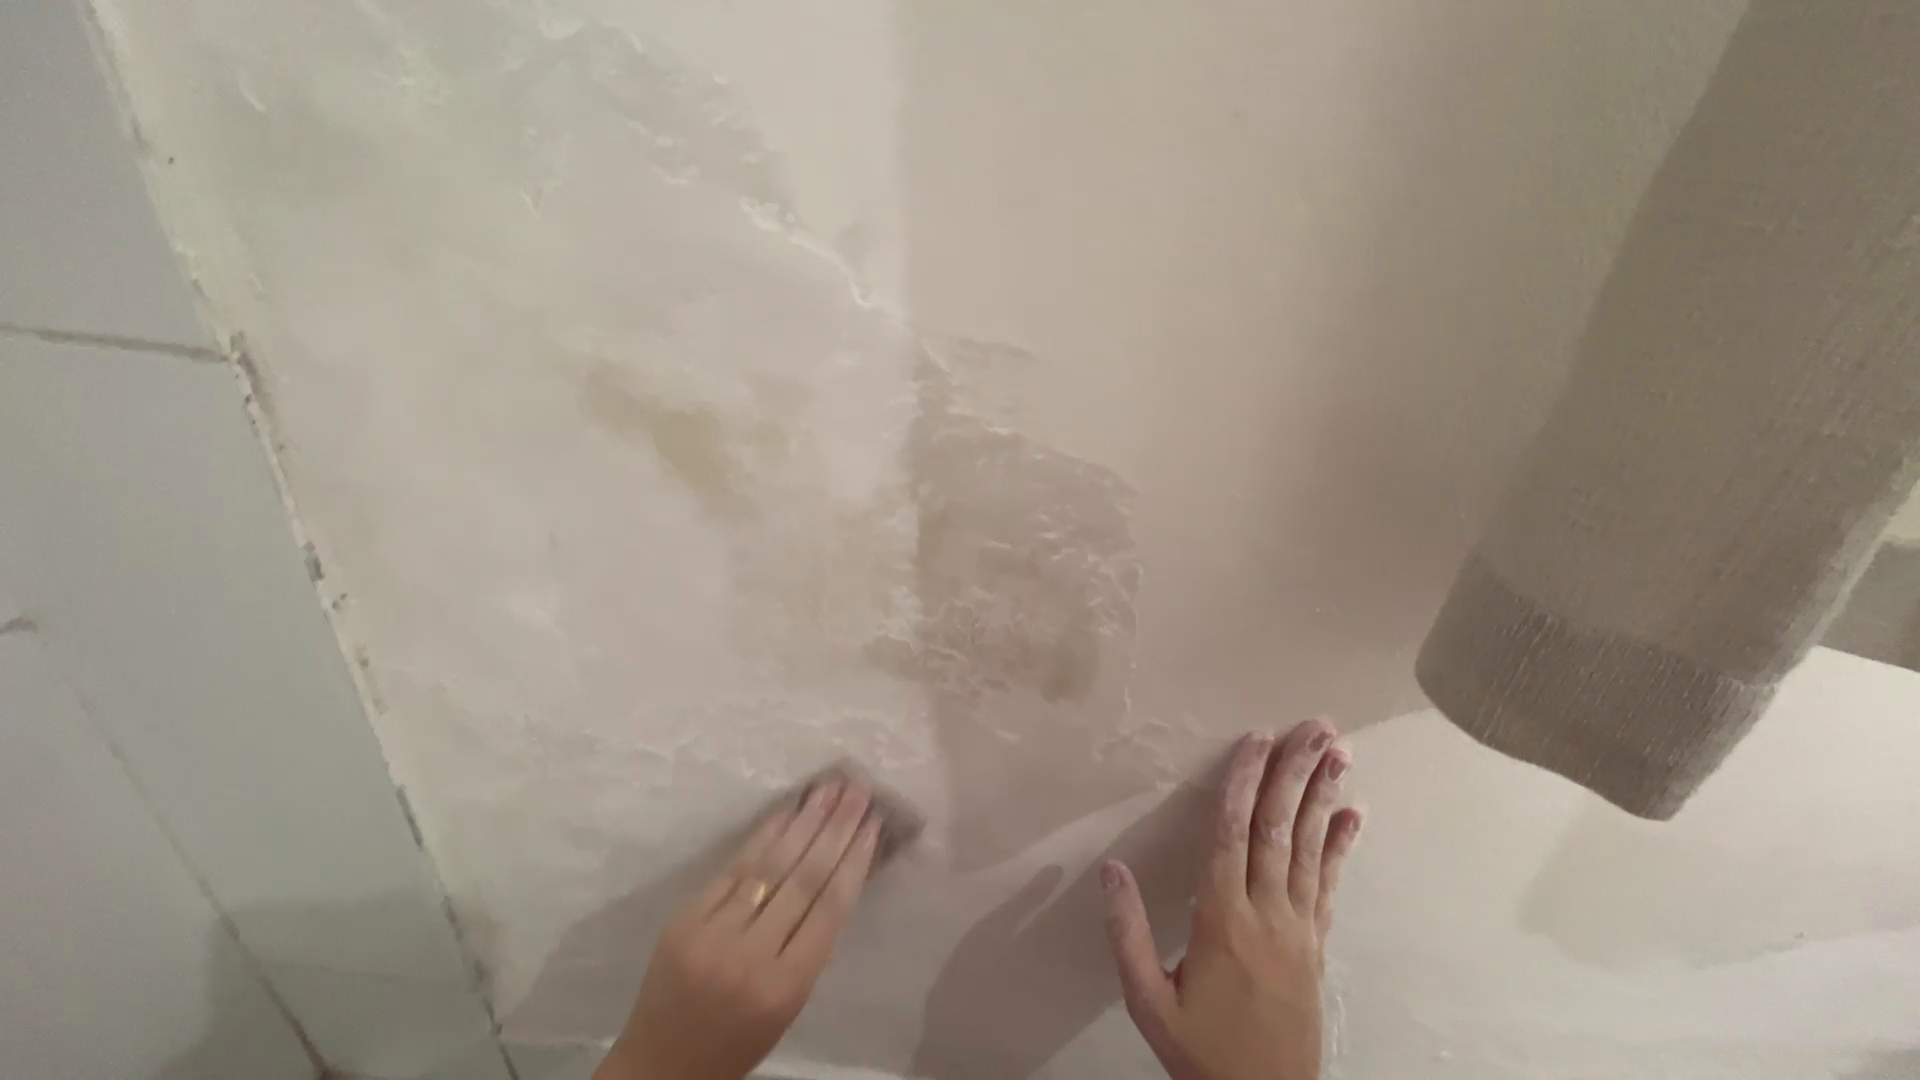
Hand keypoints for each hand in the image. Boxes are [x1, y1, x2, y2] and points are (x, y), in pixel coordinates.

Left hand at [595, 779, 880, 1079]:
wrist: (659, 1067)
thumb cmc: (740, 1041)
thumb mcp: (791, 1004)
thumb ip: (812, 943)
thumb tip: (839, 872)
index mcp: (786, 986)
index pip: (830, 908)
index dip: (855, 859)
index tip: (873, 822)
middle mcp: (750, 955)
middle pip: (803, 878)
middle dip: (835, 828)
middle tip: (857, 789)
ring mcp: (712, 933)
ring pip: (768, 864)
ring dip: (804, 821)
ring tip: (828, 788)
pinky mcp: (684, 918)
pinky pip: (733, 868)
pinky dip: (763, 836)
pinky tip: (786, 811)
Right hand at [1102, 721, 1362, 1079]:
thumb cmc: (1200, 1050)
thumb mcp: (1147, 999)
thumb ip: (1128, 932)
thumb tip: (1111, 868)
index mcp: (1222, 919)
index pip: (1231, 835)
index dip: (1243, 782)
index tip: (1257, 738)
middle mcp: (1268, 913)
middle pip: (1280, 829)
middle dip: (1296, 772)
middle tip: (1317, 725)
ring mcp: (1299, 928)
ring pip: (1311, 848)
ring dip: (1323, 795)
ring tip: (1339, 751)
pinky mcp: (1316, 944)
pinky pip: (1330, 884)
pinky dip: (1341, 845)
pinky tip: (1353, 813)